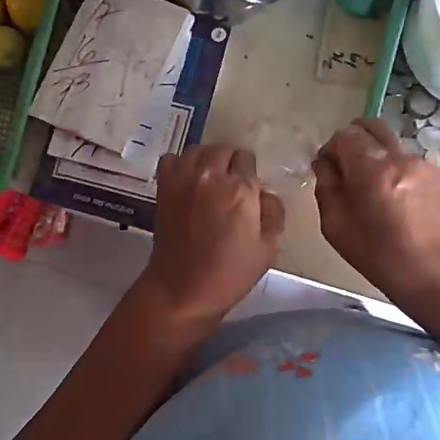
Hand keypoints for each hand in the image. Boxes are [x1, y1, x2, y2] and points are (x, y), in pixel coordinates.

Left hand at [138, 146, 285, 325]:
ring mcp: (183, 178)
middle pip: (225, 151)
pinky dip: (182, 165)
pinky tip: (188, 182)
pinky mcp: (164, 186)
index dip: (250, 177)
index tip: (248, 194)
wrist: (182, 288)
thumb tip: (265, 193)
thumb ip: (274, 211)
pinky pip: (173, 158)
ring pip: (200, 150)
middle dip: (231, 166)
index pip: (248, 161)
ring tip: (209, 182)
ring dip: (208, 161)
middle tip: (231, 189)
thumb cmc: (230, 273)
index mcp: (241, 189)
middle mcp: (211, 175)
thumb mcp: (269, 247)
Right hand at [313, 118, 439, 303]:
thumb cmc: (378, 254)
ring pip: (388, 142)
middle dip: (352, 140)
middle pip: (370, 126)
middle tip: (344, 166)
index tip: (327, 168)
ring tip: (370, 187)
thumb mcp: (335, 224)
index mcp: (371, 169)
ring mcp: (421, 162)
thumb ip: (326, 185)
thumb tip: (325, 163)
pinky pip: (404, 157)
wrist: (433, 269)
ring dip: (373, 154)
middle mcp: (399, 157)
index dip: (331, 148)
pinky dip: (392, 167)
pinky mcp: (435, 172)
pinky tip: (392, 196)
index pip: (345, 135)